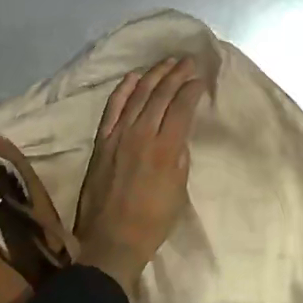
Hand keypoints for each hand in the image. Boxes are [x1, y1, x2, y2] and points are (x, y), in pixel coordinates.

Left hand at [74, 56, 206, 295]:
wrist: (110, 241)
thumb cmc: (151, 222)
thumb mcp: (178, 191)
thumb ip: (180, 156)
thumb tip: (180, 133)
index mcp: (165, 148)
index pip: (181, 106)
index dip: (192, 90)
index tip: (200, 80)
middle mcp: (141, 133)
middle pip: (161, 94)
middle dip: (177, 74)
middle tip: (188, 61)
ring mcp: (119, 134)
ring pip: (139, 94)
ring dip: (154, 75)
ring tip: (167, 62)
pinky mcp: (102, 140)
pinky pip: (113, 106)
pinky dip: (124, 89)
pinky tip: (134, 76)